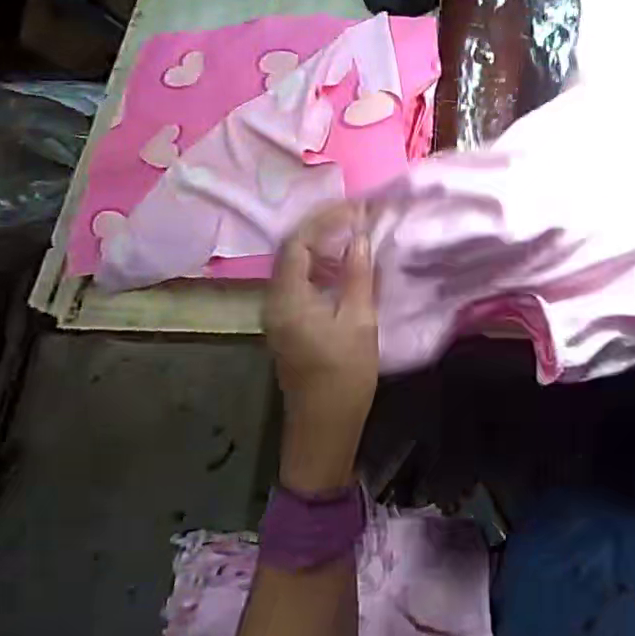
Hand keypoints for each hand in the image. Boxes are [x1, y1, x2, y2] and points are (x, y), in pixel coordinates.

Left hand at [263, 202, 378, 494]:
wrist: (324, 427)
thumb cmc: (344, 376)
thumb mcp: (358, 322)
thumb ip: (357, 275)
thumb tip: (360, 237)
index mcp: (287, 298)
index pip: (298, 242)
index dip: (326, 219)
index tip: (357, 208)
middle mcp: (274, 300)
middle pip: (292, 250)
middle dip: (323, 227)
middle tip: (358, 215)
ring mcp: (278, 312)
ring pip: (296, 265)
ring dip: (323, 246)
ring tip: (356, 234)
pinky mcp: (288, 323)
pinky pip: (300, 281)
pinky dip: (321, 266)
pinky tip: (345, 265)